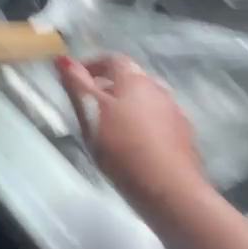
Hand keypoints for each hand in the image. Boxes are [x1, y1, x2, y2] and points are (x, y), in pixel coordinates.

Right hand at [57, 55, 210, 222]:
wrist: (170, 190)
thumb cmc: (121, 146)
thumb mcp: (88, 113)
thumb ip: (75, 84)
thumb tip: (62, 58)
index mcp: (134, 80)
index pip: (112, 59)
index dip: (92, 65)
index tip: (75, 81)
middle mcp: (158, 90)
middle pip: (132, 78)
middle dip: (110, 86)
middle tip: (90, 105)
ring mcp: (175, 114)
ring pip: (146, 100)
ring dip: (128, 106)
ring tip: (111, 126)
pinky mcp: (185, 138)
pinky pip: (159, 121)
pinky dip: (144, 125)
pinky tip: (134, 144)